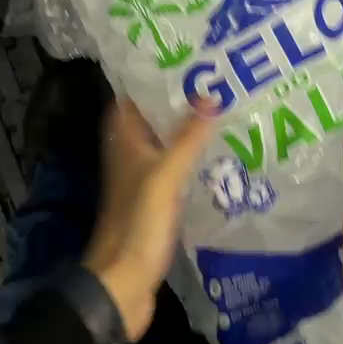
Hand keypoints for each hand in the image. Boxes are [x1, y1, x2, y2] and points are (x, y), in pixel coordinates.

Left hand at [81, 99, 213, 339]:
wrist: (123, 284)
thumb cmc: (138, 223)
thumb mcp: (166, 176)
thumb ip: (188, 137)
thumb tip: (211, 94)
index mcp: (124, 143)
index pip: (130, 98)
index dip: (149, 77)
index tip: (182, 59)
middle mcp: (129, 156)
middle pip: (149, 119)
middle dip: (175, 101)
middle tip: (212, 81)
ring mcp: (140, 181)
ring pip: (162, 143)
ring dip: (184, 129)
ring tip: (220, 110)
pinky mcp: (153, 204)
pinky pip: (172, 169)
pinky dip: (189, 158)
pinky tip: (215, 154)